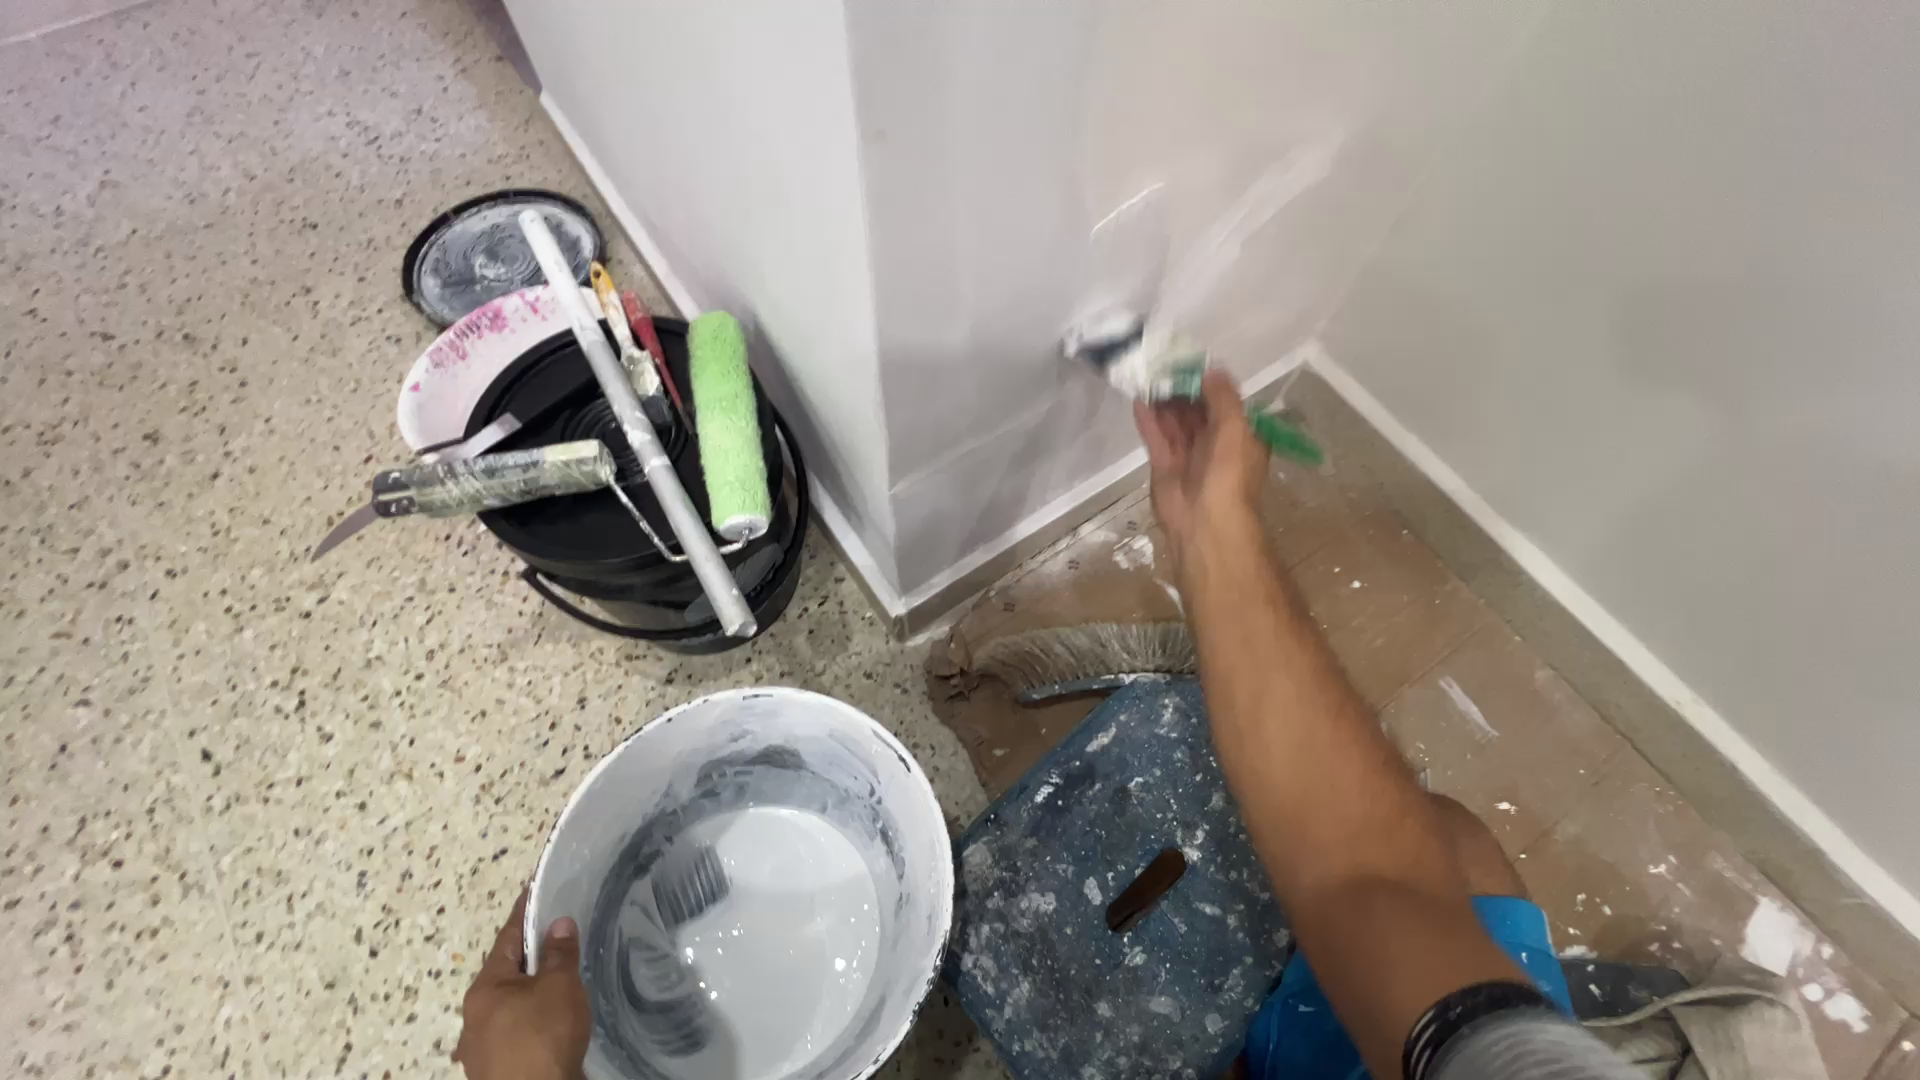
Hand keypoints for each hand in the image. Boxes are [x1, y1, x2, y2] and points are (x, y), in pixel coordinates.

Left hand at [453, 891, 591, 1079]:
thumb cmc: (544, 1037)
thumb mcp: (559, 986)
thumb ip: (559, 953)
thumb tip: (557, 924)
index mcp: (485, 990)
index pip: (509, 937)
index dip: (525, 911)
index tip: (535, 887)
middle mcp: (475, 1016)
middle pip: (507, 972)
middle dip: (532, 952)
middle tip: (560, 931)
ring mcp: (483, 1047)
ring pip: (511, 1002)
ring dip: (534, 986)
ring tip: (562, 973)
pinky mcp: (499, 1068)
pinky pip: (518, 1027)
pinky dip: (535, 1013)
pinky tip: (554, 1015)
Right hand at [1133, 369, 1267, 574]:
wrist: (1205, 521)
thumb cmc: (1228, 473)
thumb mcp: (1236, 428)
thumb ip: (1223, 398)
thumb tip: (1211, 370)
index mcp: (1240, 438)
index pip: (1225, 406)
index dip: (1209, 386)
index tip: (1191, 365)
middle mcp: (1215, 446)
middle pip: (1197, 413)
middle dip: (1182, 393)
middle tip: (1164, 368)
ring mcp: (1188, 457)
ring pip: (1175, 424)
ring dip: (1164, 404)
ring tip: (1149, 378)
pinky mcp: (1164, 467)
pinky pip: (1157, 438)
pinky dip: (1148, 421)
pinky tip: (1139, 401)